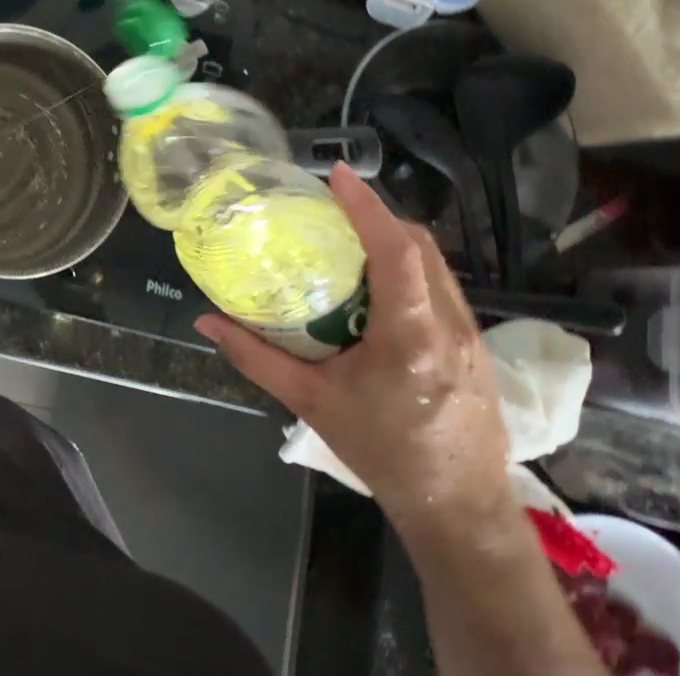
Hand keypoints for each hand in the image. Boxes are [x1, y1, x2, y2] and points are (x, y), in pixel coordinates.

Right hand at [195, 163, 509, 530]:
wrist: (457, 503)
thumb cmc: (381, 450)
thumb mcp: (309, 402)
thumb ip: (256, 357)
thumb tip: (206, 321)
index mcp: (411, 334)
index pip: (396, 251)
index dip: (367, 207)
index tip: (337, 175)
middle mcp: (450, 324)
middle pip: (421, 247)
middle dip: (377, 215)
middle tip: (330, 205)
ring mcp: (470, 334)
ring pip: (436, 266)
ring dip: (394, 241)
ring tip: (345, 236)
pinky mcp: (474, 346)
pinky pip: (440, 288)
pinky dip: (407, 269)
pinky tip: (372, 285)